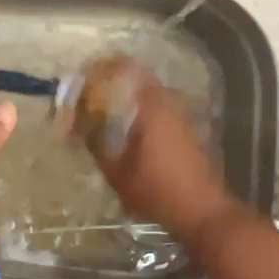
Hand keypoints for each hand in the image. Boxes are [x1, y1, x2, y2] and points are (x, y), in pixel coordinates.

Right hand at [72, 56, 239, 245]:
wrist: (202, 212)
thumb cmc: (157, 190)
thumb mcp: (116, 169)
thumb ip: (94, 140)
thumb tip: (75, 122)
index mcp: (150, 103)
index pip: (121, 67)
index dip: (95, 71)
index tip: (77, 86)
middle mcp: (167, 100)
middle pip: (130, 79)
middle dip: (103, 88)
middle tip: (82, 107)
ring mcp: (178, 113)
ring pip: (140, 95)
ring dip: (118, 103)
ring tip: (96, 123)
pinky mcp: (183, 128)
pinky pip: (151, 109)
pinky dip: (133, 115)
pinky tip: (119, 137)